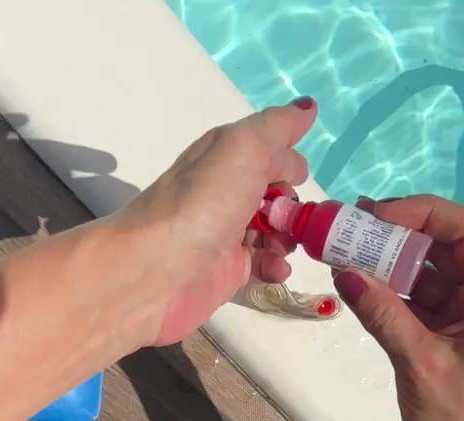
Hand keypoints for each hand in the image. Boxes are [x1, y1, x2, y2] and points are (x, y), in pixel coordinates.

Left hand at [113, 100, 316, 344]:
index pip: (269, 152)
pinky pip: (261, 265)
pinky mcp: (226, 272)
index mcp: (226, 157)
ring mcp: (225, 234)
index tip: (300, 179)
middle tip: (293, 219)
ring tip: (285, 246)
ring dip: (288, 239)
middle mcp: (225, 193)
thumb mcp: (243, 148)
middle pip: (274, 195)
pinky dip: (275, 266)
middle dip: (293, 205)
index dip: (289, 163)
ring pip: (272, 232)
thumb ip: (278, 128)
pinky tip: (277, 270)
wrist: (155, 270)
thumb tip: (308, 107)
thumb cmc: (202, 204)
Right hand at [332, 196, 463, 420]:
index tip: (378, 216)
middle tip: (356, 224)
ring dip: (395, 261)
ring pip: (435, 272)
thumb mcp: (416, 361)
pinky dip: (398, 290)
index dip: (424, 214)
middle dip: (403, 233)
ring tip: (351, 248)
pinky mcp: (458, 333)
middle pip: (450, 247)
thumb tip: (344, 271)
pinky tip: (365, 282)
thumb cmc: (455, 419)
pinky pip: (427, 299)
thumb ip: (382, 312)